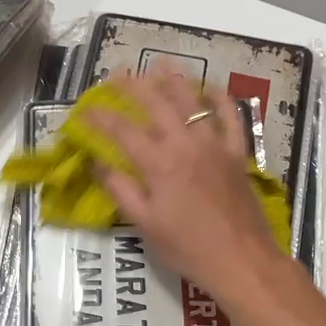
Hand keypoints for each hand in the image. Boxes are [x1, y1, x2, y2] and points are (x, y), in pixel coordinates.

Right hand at [87, 73, 285, 302]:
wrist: (240, 260)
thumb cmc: (187, 248)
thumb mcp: (145, 224)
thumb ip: (121, 190)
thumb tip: (97, 164)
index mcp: (159, 164)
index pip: (122, 131)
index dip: (101, 117)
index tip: (84, 110)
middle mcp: (186, 145)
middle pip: (157, 104)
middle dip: (134, 86)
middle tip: (118, 74)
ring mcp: (216, 146)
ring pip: (193, 102)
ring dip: (174, 81)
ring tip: (160, 65)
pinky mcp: (238, 154)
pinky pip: (231, 118)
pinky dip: (220, 99)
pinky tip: (210, 88)